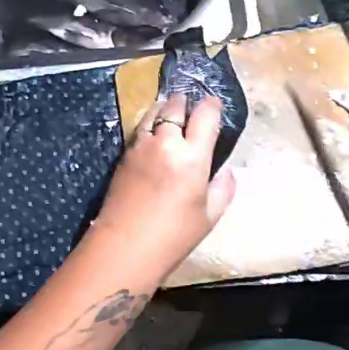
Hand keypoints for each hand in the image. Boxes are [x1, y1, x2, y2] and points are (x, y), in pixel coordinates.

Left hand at [85, 93, 236, 280]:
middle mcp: (165, 143)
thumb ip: (223, 188)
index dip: (212, 105)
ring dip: (165, 109)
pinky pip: (140, 129)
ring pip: (154, 112)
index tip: (215, 105)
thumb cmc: (173, 236)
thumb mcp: (210, 216)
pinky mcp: (124, 155)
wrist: (124, 246)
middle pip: (175, 106)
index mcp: (192, 156)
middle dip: (186, 103)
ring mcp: (141, 146)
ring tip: (172, 114)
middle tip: (192, 108)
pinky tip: (155, 135)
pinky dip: (150, 125)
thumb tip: (224, 171)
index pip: (205, 114)